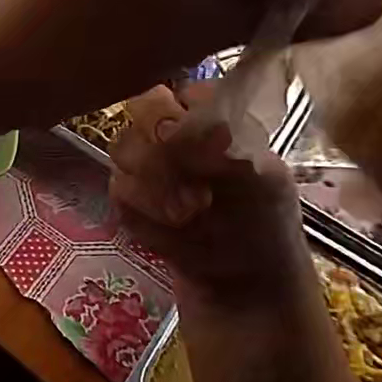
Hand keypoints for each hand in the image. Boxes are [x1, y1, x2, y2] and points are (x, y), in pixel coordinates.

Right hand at [110, 84, 311, 302]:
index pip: (177, 89)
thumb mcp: (262, 180)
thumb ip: (227, 143)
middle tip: (192, 195)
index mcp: (216, 119)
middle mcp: (177, 134)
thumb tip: (190, 118)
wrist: (241, 292)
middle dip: (160, 158)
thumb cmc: (264, 230)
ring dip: (154, 192)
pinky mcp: (131, 200)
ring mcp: (150, 166)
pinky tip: (170, 235)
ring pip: (121, 154)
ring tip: (187, 219)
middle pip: (137, 116)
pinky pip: (117, 193)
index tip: (196, 150)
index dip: (178, 116)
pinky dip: (143, 217)